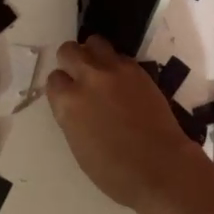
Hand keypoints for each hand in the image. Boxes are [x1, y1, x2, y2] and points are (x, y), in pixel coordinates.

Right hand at [47, 36, 211, 212]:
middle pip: (69, 50)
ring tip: (98, 69)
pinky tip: (120, 79)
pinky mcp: (136, 67)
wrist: (159, 164)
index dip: (59, 86)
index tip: (65, 94)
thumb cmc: (115, 171)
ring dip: (92, 53)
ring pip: (95, 42)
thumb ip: (72, 117)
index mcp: (69, 104)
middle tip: (77, 74)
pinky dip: (115, 62)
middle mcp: (89, 78)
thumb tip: (74, 103)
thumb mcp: (79, 147)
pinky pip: (118, 54)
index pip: (54, 79)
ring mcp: (115, 69)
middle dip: (70, 60)